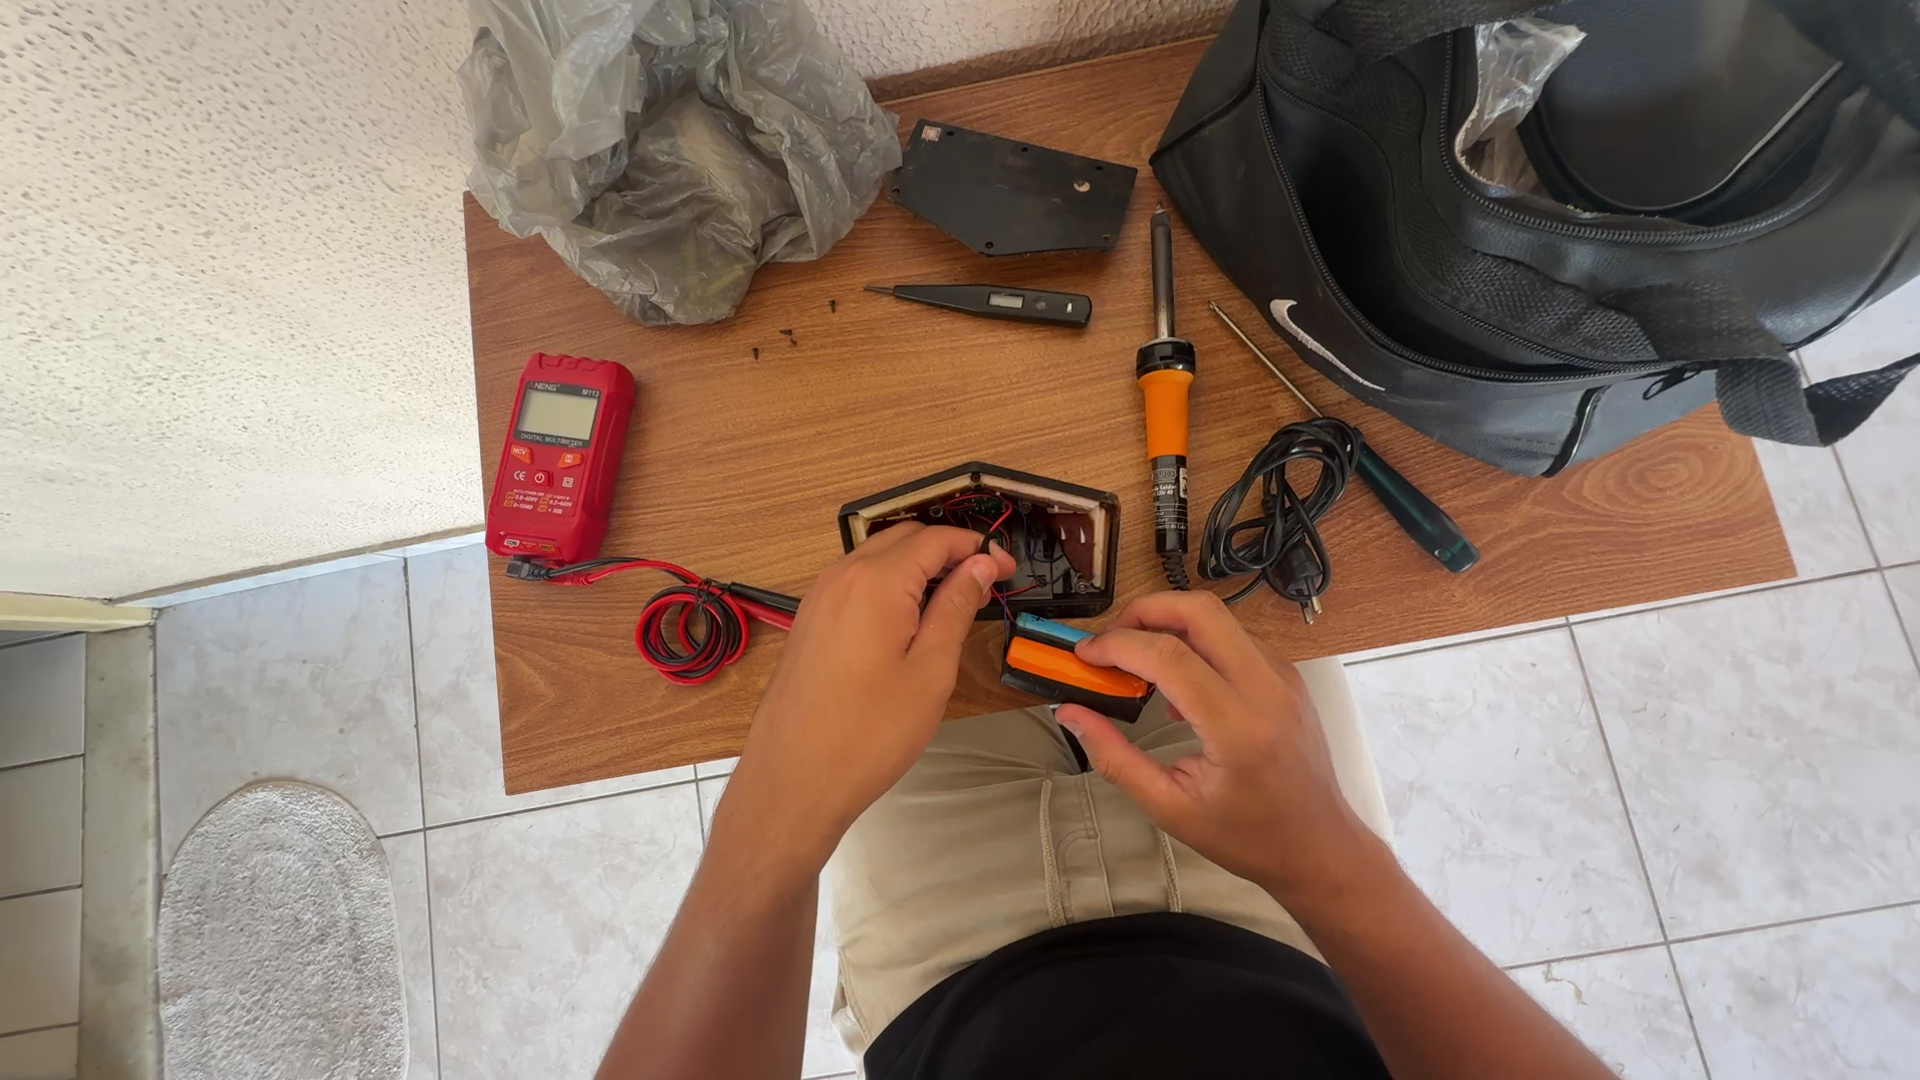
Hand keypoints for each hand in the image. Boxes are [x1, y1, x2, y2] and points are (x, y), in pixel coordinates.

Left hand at [720, 524, 1015, 868]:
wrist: (794, 779)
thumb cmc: (869, 733)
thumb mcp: (930, 670)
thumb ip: (956, 607)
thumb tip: (978, 565)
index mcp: (876, 581)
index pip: (935, 538)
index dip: (977, 548)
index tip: (1006, 570)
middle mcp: (842, 576)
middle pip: (904, 537)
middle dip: (948, 551)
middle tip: (984, 584)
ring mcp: (819, 596)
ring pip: (878, 556)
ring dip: (918, 566)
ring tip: (953, 602)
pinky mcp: (810, 619)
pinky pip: (856, 581)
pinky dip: (890, 584)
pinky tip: (909, 618)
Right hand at [1054, 591, 1383, 904]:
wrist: (1321, 848)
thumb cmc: (1246, 836)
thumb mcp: (1169, 806)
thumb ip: (1113, 756)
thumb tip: (1070, 712)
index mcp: (1238, 728)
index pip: (1170, 656)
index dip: (1118, 645)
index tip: (1086, 656)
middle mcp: (1266, 689)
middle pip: (1199, 611)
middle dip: (1144, 610)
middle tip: (1110, 638)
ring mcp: (1282, 676)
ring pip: (1217, 616)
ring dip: (1168, 622)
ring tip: (1136, 657)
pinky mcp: (1286, 674)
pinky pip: (1232, 635)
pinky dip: (1194, 640)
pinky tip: (1177, 680)